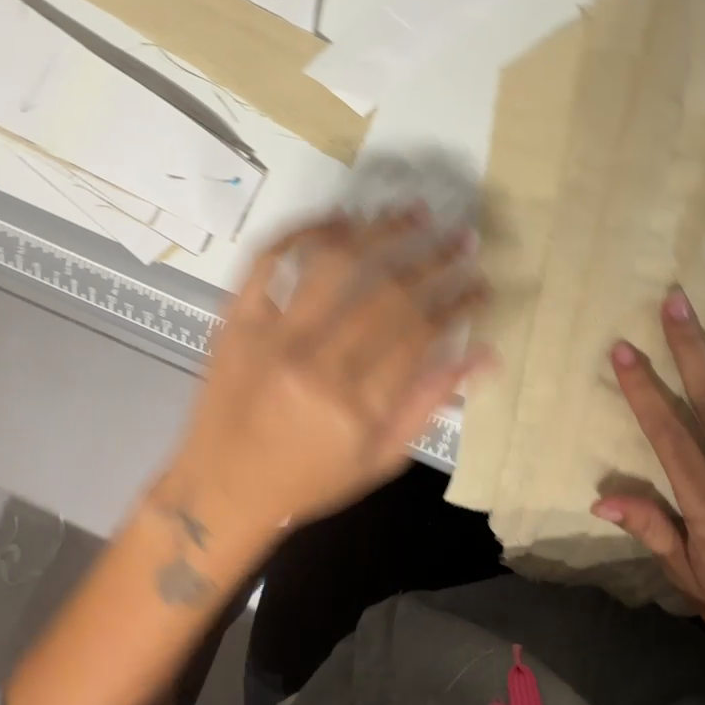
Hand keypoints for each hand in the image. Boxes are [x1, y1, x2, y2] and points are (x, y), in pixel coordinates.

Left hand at [167, 209, 489, 541]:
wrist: (219, 493)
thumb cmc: (309, 481)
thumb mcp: (381, 459)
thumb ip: (430, 402)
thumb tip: (485, 355)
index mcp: (356, 404)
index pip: (422, 332)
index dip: (459, 300)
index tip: (481, 282)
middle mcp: (316, 362)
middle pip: (387, 292)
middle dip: (434, 258)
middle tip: (461, 236)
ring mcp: (271, 335)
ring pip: (334, 265)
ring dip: (379, 231)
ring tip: (412, 211)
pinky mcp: (235, 321)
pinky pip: (266, 261)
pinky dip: (303, 232)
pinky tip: (339, 218)